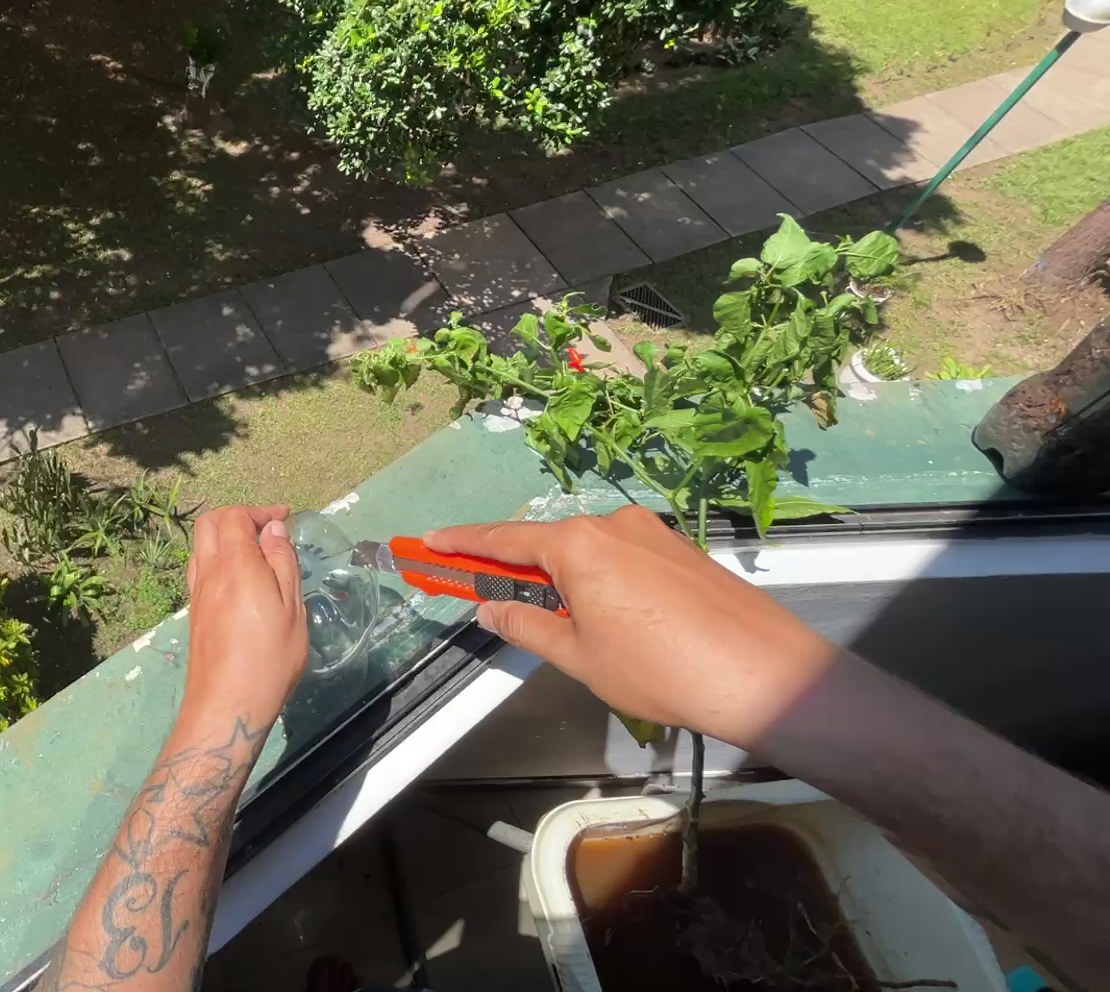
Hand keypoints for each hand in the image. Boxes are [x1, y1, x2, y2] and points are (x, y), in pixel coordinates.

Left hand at [182, 505, 307, 729]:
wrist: (227, 703)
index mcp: (235, 564)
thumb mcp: (291, 607)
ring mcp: (197, 592)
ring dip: (224, 535)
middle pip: (210, 524)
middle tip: (266, 529)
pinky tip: (238, 577)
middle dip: (238, 516)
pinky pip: (200, 567)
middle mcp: (209, 571)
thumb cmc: (269, 657)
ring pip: (201, 545)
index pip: (236, 517)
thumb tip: (274, 528)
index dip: (260, 511)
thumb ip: (282, 562)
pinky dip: (217, 557)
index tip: (284, 518)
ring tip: (253, 550)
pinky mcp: (194, 611)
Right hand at [424, 505, 837, 747]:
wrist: (775, 680)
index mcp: (577, 544)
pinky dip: (598, 575)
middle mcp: (610, 524)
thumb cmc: (660, 669)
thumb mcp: (578, 655)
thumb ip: (524, 624)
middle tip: (496, 595)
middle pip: (544, 542)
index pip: (501, 539)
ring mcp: (651, 531)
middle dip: (516, 567)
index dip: (460, 543)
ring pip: (585, 549)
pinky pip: (620, 554)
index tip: (428, 542)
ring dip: (562, 576)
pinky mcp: (681, 547)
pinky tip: (615, 615)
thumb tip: (488, 607)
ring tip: (572, 622)